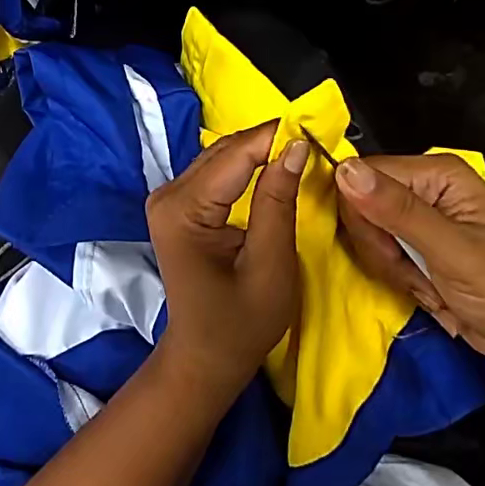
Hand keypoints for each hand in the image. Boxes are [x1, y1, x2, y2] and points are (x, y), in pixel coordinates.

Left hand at [145, 121, 305, 396]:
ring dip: (259, 152)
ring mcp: (167, 197)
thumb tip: (294, 146)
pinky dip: (246, 166)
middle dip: (269, 142)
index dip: (275, 137)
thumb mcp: (270, 266)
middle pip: (225, 152)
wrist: (204, 356)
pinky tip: (273, 167)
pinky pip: (216, 172)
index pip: (235, 156)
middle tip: (315, 140)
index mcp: (183, 210)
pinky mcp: (176, 203)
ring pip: (220, 157)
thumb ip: (278, 203)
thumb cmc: (240, 324)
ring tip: (300, 151)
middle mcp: (167, 195)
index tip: (317, 129)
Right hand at [334, 154, 484, 370]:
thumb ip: (398, 211)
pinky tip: (431, 293)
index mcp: (436, 174)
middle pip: (360, 205)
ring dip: (390, 268)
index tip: (388, 249)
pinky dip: (398, 279)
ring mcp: (420, 221)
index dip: (361, 212)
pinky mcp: (417, 250)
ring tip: (431, 286)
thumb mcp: (457, 252)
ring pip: (366, 234)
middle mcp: (423, 188)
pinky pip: (381, 256)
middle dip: (379, 247)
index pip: (362, 175)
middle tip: (416, 274)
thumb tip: (343, 169)